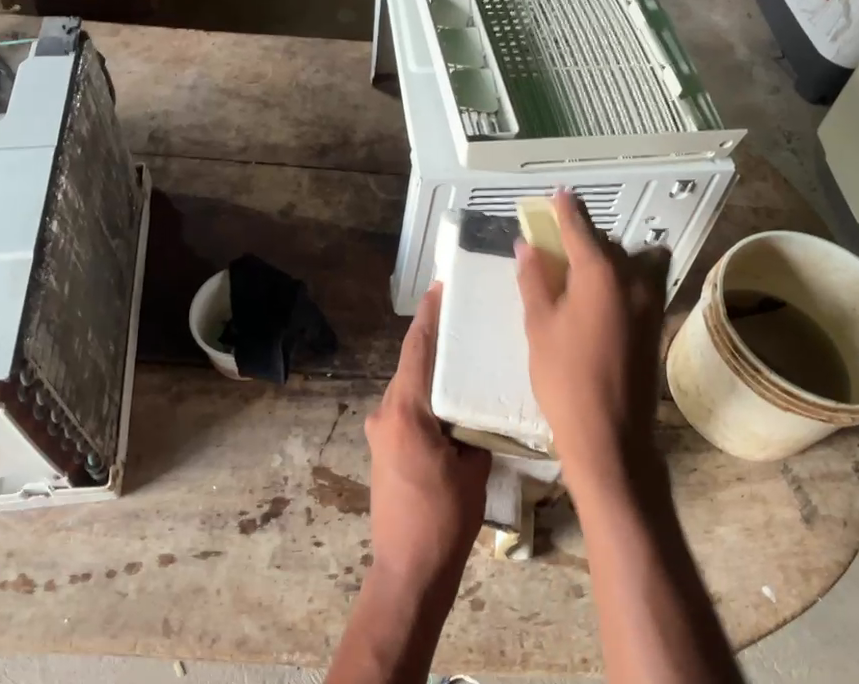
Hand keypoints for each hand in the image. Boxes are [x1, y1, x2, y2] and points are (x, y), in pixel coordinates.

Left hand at [363, 283, 491, 591]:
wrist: (408, 570)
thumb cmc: (443, 519)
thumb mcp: (473, 470)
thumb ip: (474, 433)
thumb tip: (479, 416)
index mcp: (405, 412)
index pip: (417, 350)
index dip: (428, 316)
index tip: (440, 288)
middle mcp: (385, 413)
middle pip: (410, 365)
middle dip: (433, 340)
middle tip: (463, 318)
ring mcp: (380, 431)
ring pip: (407, 387)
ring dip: (430, 371)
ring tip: (462, 357)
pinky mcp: (382, 447)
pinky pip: (405, 408)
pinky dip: (425, 396)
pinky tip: (450, 400)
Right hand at [516, 192, 670, 475]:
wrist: (611, 433)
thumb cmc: (565, 378)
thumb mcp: (538, 325)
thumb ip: (535, 280)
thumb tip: (528, 247)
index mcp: (600, 272)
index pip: (580, 227)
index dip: (566, 209)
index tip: (557, 195)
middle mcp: (633, 277)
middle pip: (608, 243)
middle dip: (584, 239)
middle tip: (557, 250)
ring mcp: (652, 301)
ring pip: (634, 260)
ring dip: (611, 258)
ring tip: (583, 276)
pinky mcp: (658, 322)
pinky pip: (645, 282)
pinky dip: (627, 278)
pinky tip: (603, 299)